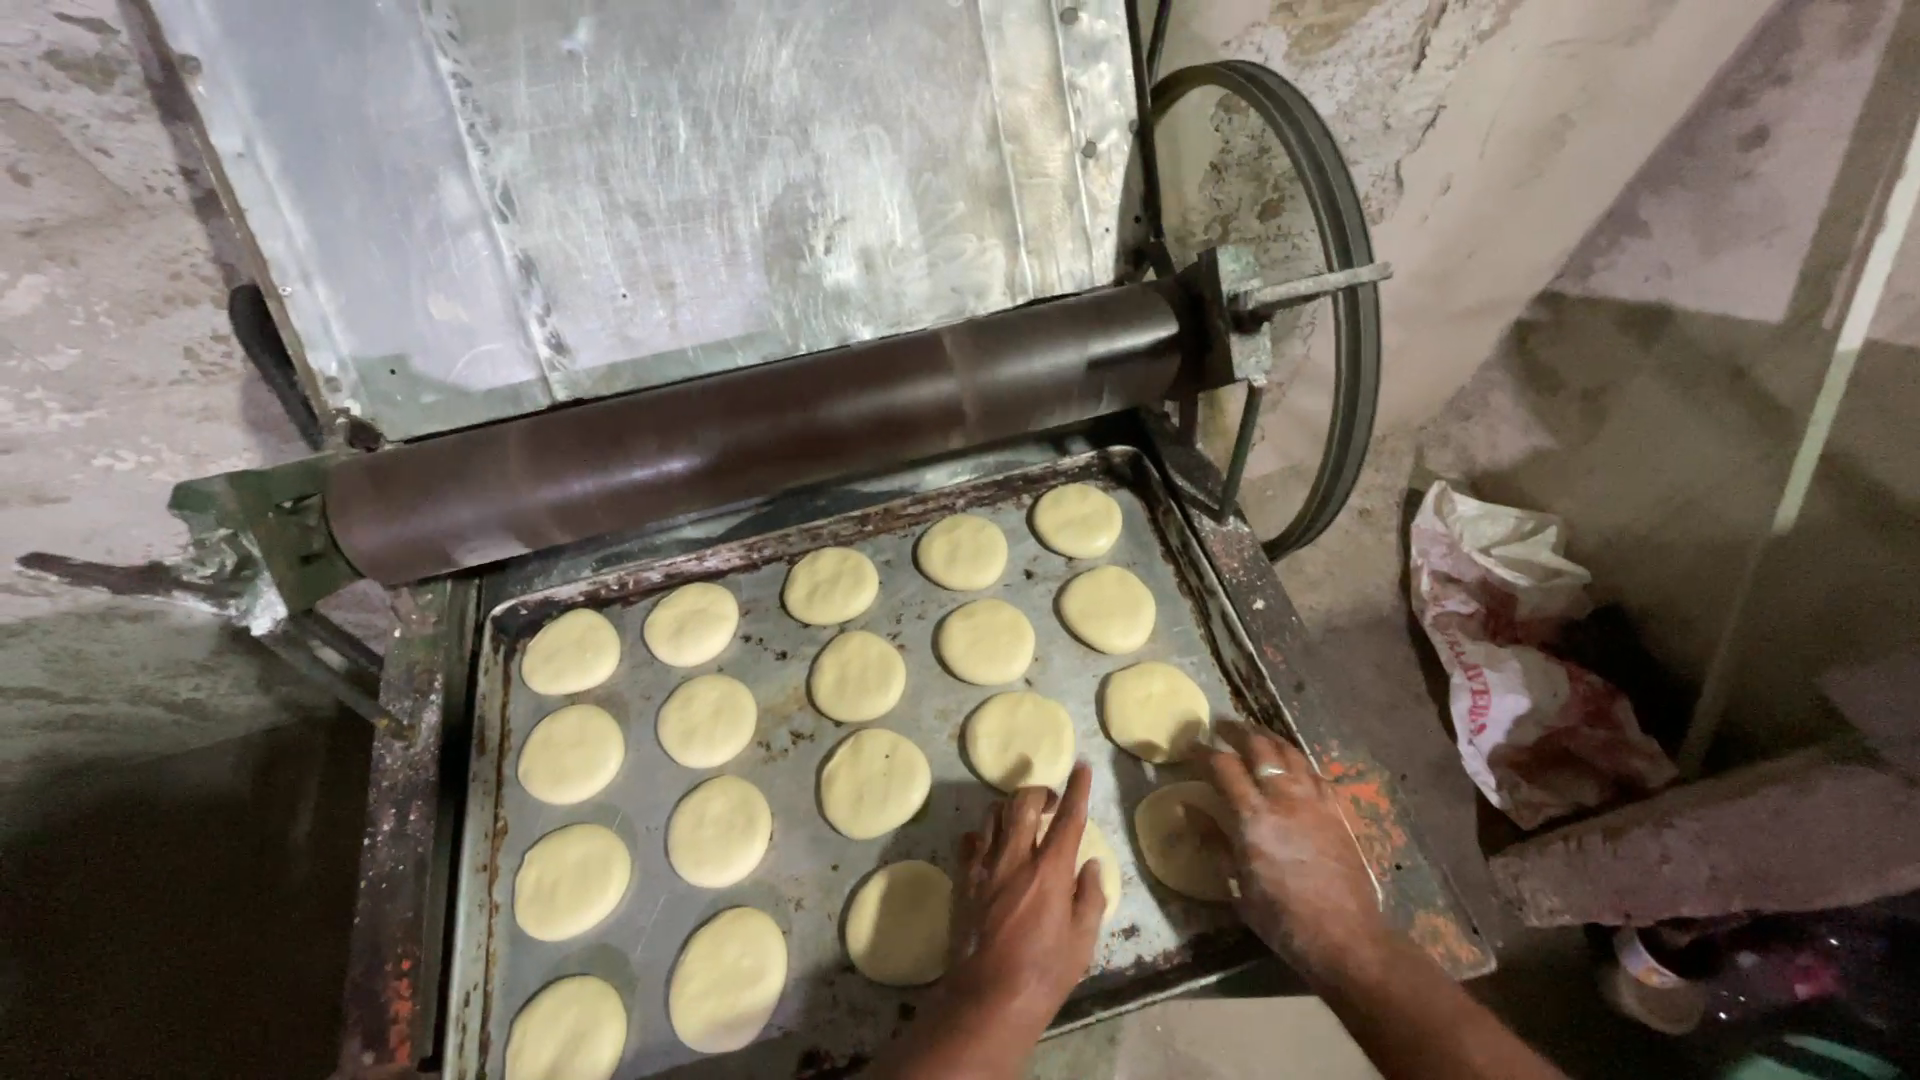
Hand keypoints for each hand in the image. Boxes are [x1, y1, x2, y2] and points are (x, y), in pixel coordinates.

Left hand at [944, 762, 1106, 1028]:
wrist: (989, 998)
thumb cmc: (1044, 974)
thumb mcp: (1082, 942)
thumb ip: (1090, 897)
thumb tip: (1090, 865)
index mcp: (1051, 872)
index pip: (1069, 818)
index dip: (1077, 789)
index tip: (1081, 767)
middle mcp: (1015, 859)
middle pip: (1023, 802)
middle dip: (1039, 792)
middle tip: (1050, 802)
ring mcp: (984, 867)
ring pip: (993, 815)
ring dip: (1010, 809)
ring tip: (1022, 821)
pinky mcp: (963, 880)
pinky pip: (970, 842)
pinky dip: (983, 836)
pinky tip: (992, 846)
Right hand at [1193, 722, 1390, 980]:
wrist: (1346, 938)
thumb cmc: (1282, 918)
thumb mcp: (1236, 884)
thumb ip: (1214, 840)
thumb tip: (1188, 808)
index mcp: (1253, 817)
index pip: (1223, 766)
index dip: (1204, 751)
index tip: (1191, 745)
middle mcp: (1284, 799)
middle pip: (1259, 747)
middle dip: (1237, 731)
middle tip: (1221, 726)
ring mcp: (1315, 803)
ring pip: (1291, 752)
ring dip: (1269, 737)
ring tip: (1254, 732)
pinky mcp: (1337, 812)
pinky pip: (1315, 773)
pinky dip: (1298, 759)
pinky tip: (1292, 761)